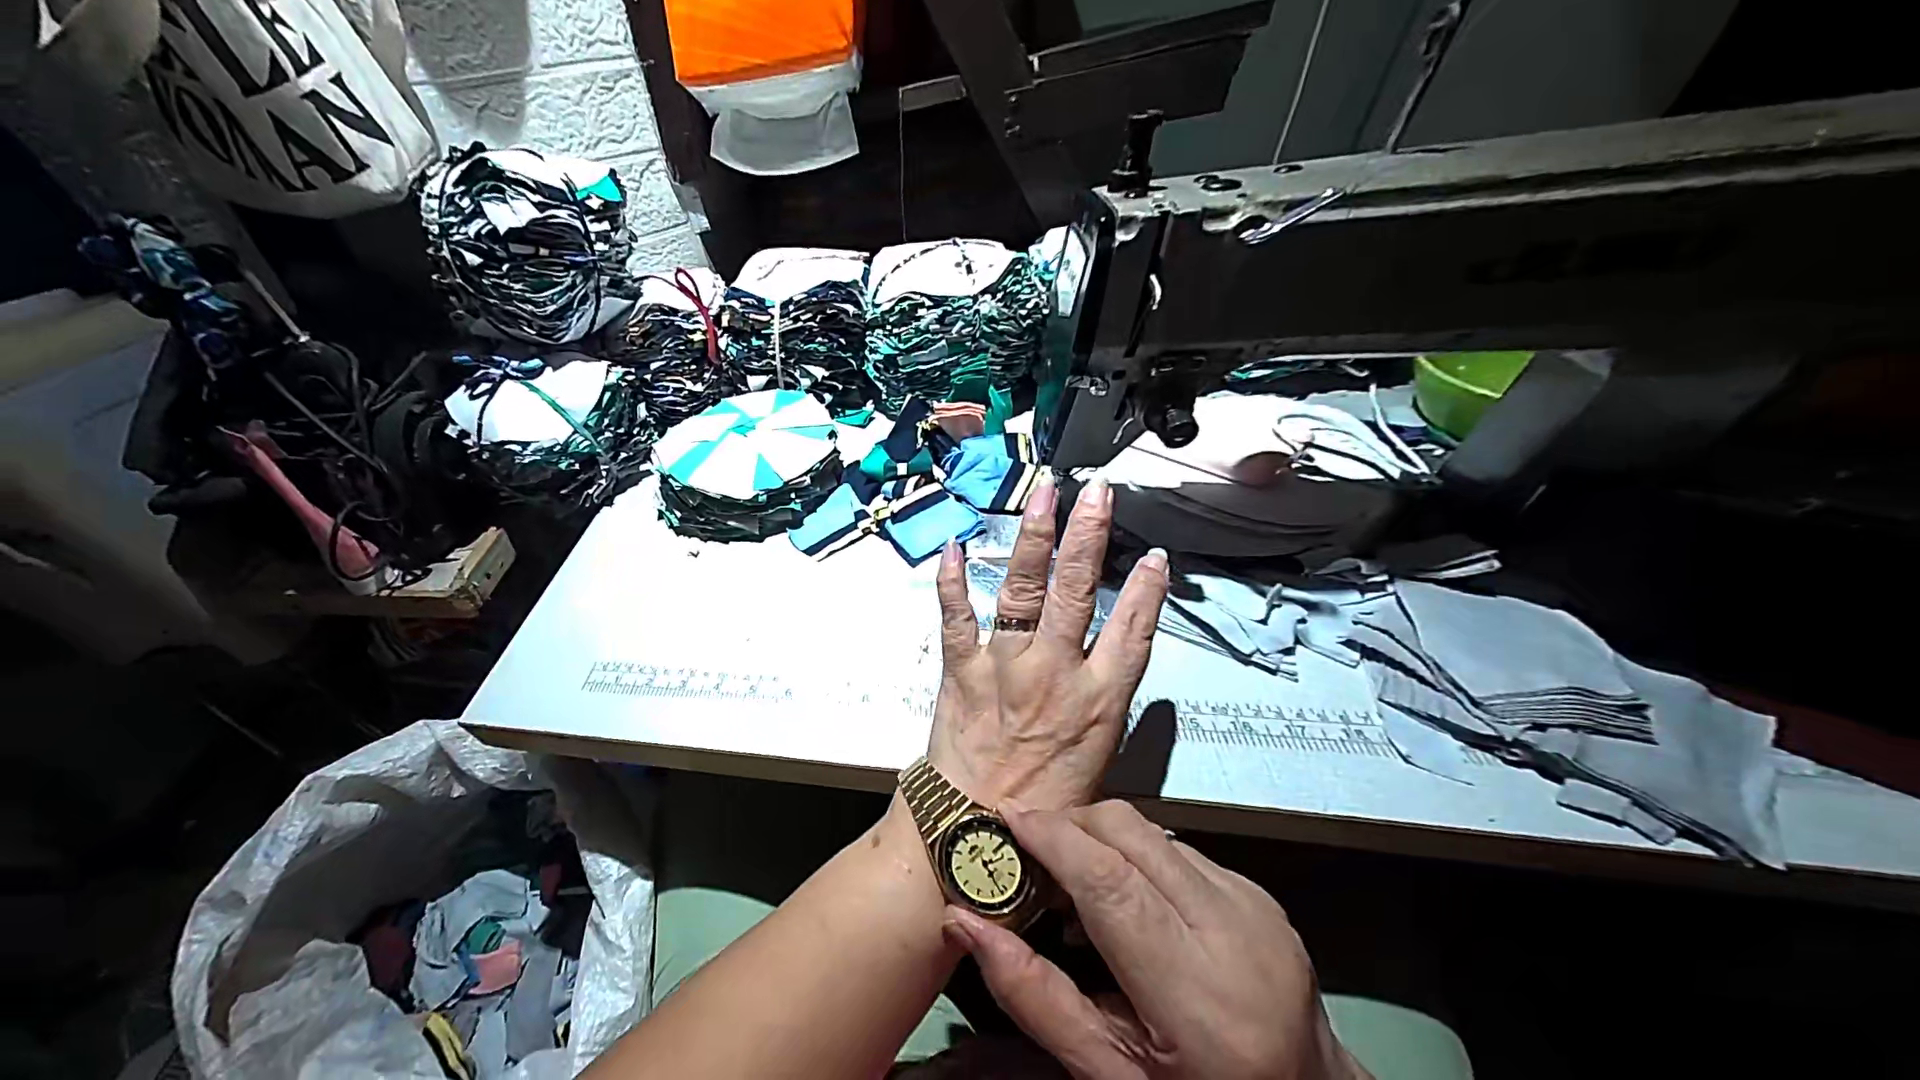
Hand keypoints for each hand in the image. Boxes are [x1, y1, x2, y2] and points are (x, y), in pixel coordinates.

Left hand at [927, 474, 1169, 810]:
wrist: (976, 834)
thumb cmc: (1044, 808)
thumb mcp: (1099, 762)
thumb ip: (1107, 706)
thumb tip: (1118, 667)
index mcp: (1096, 702)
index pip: (1131, 633)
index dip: (1146, 591)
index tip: (1153, 555)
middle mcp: (1053, 674)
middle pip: (1078, 593)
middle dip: (1089, 536)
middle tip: (1097, 494)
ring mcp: (1005, 668)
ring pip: (1024, 591)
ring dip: (1036, 539)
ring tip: (1045, 496)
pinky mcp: (961, 671)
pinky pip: (957, 619)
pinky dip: (953, 583)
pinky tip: (955, 547)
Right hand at [942, 801, 1368, 1079]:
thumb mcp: (1106, 1070)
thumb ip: (1033, 994)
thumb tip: (965, 922)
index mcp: (1200, 995)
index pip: (1111, 883)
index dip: (1052, 838)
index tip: (1005, 817)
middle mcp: (1235, 930)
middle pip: (1130, 832)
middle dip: (1069, 824)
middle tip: (1030, 851)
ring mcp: (1252, 901)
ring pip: (1151, 830)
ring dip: (1099, 838)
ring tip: (1072, 883)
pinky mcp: (1255, 888)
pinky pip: (1176, 845)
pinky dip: (1134, 854)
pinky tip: (1122, 896)